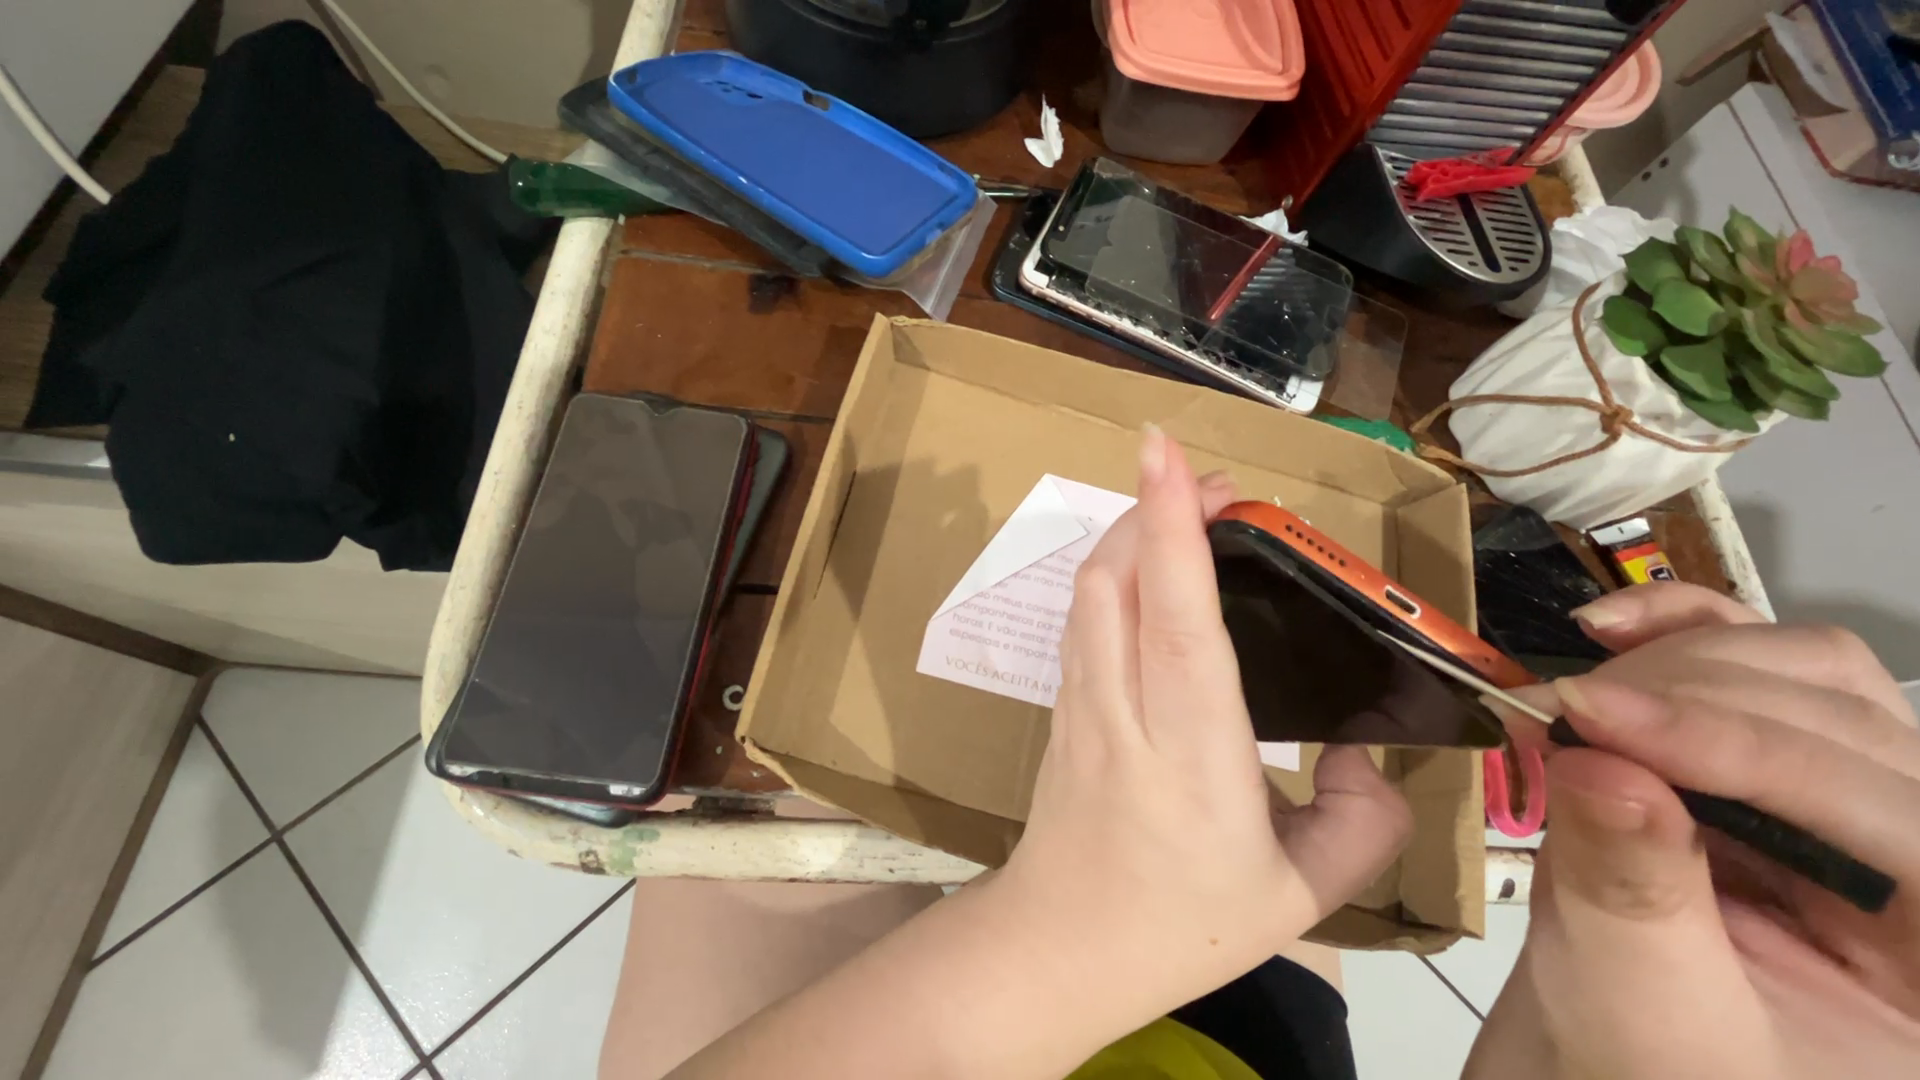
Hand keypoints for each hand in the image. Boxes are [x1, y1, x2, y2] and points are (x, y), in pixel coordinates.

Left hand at [995, 426, 1413, 1015]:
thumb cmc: (1182, 926)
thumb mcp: (1302, 894)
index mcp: (1191, 755)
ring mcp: (1080, 702)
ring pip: (1091, 591)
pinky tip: (1148, 569)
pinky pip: (1084, 618)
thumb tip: (1363, 753)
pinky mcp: (1062, 704)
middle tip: (1219, 485)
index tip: (1166, 454)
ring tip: (1187, 511)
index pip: (1177, 621)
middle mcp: (1123, 711)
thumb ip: (1361, 820)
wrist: (1061, 945)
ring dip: (1132, 532)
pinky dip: (1115, 572)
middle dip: (1156, 508)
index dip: (1172, 528)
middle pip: (1118, 580)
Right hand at [1471, 583, 1919, 1078]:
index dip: (1733, 747)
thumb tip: (1594, 759)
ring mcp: (1859, 802)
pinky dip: (1676, 626)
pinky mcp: (1773, 762)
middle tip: (1553, 716)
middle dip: (1683, 701)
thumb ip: (1631, 894)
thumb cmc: (1642, 1071)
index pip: (1894, 817)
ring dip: (1672, 663)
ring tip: (1566, 706)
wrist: (1613, 1061)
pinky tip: (1608, 628)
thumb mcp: (1640, 1009)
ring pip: (1803, 670)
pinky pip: (1754, 657)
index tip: (1584, 713)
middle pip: (1849, 721)